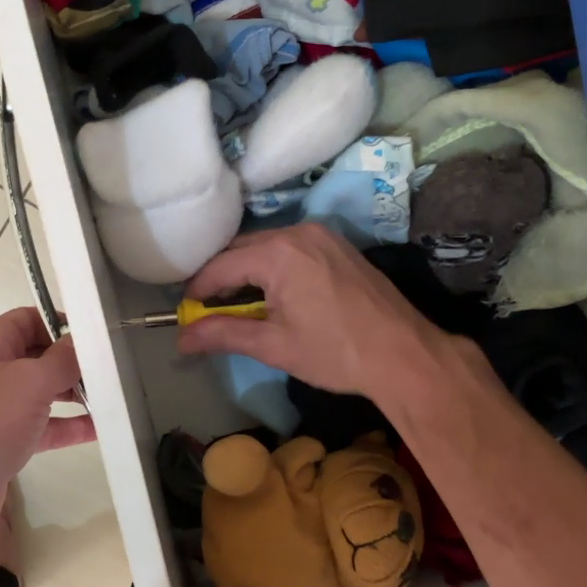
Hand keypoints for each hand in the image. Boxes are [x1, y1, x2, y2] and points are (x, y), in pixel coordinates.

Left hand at [0, 308, 95, 544]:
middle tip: (110, 369)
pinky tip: (98, 429)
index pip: (28, 318)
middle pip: (37, 354)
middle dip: (72, 361)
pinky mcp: (1, 440)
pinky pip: (40, 425)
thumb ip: (62, 359)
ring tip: (111, 397)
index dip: (61, 322)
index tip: (96, 336)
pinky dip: (66, 425)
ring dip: (73, 394)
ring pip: (40, 392)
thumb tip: (83, 341)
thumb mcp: (31, 382)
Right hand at [177, 224, 450, 400]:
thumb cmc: (335, 352)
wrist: (403, 353)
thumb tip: (183, 339)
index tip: (185, 311)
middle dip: (221, 277)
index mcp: (279, 253)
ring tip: (237, 304)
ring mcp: (323, 236)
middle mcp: (299, 232)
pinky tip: (272, 293)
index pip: (222, 265)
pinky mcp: (339, 246)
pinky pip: (293, 248)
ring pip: (268, 246)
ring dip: (248, 270)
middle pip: (243, 249)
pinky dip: (275, 266)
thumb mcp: (274, 346)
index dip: (199, 289)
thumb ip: (224, 334)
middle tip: (207, 309)